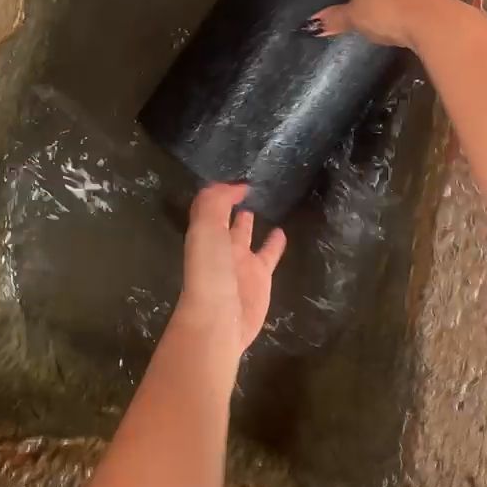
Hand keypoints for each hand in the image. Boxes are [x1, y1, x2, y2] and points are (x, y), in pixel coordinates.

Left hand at [174, 184, 286, 359]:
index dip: (221, 187)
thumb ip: (216, 202)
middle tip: (250, 181)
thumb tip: (235, 185)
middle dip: (233, 200)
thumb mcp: (206, 228)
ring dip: (251, 218)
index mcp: (204, 231)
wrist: (220, 318)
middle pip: (226, 216)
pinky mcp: (261, 275)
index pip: (210, 203)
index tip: (239, 169)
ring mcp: (241, 260)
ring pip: (246, 232)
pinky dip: (275, 242)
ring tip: (264, 198)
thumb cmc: (210, 270)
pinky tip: (282, 230)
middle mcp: (220, 243)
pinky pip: (269, 253)